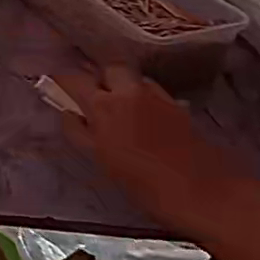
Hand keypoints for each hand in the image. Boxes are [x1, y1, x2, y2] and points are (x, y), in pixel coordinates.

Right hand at [53, 66, 259, 242]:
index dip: (61, 77)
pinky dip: (141, 95)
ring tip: (117, 105)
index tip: (54, 82)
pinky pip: (150, 90)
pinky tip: (143, 116)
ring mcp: (155, 95)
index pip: (73, 77)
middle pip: (106, 67)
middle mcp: (128, 90)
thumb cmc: (146, 184)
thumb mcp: (103, 162)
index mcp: (103, 105)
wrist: (205, 192)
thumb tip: (67, 113)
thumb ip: (80, 133)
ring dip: (120, 84)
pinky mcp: (176, 105)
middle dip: (96, 75)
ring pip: (130, 77)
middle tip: (91, 94)